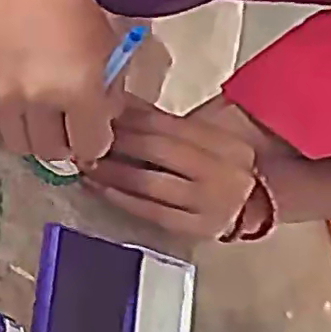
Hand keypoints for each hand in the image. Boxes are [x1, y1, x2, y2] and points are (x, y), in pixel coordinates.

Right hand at [0, 0, 118, 168]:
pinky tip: (24, 96)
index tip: (95, 135)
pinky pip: (2, 121)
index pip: (90, 146)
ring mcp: (7, 98)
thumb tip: (100, 121)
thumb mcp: (107, 52)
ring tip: (44, 121)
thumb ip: (107, 94)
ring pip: (21, 145)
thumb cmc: (75, 11)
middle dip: (65, 146)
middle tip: (70, 130)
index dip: (96, 145)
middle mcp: (39, 102)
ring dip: (35, 139)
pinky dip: (16, 118)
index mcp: (79, 92)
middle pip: (52, 152)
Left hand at [85, 96, 257, 238]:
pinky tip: (96, 187)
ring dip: (109, 171)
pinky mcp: (198, 228)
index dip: (124, 119)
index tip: (94, 116)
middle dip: (114, 143)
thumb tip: (109, 103)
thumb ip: (157, 123)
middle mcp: (225, 171)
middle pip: (155, 150)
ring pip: (148, 182)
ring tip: (83, 163)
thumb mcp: (195, 138)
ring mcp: (214, 203)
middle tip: (81, 140)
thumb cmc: (210, 163)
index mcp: (223, 141)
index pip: (164, 123)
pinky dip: (118, 197)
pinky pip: (149, 210)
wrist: (249, 204)